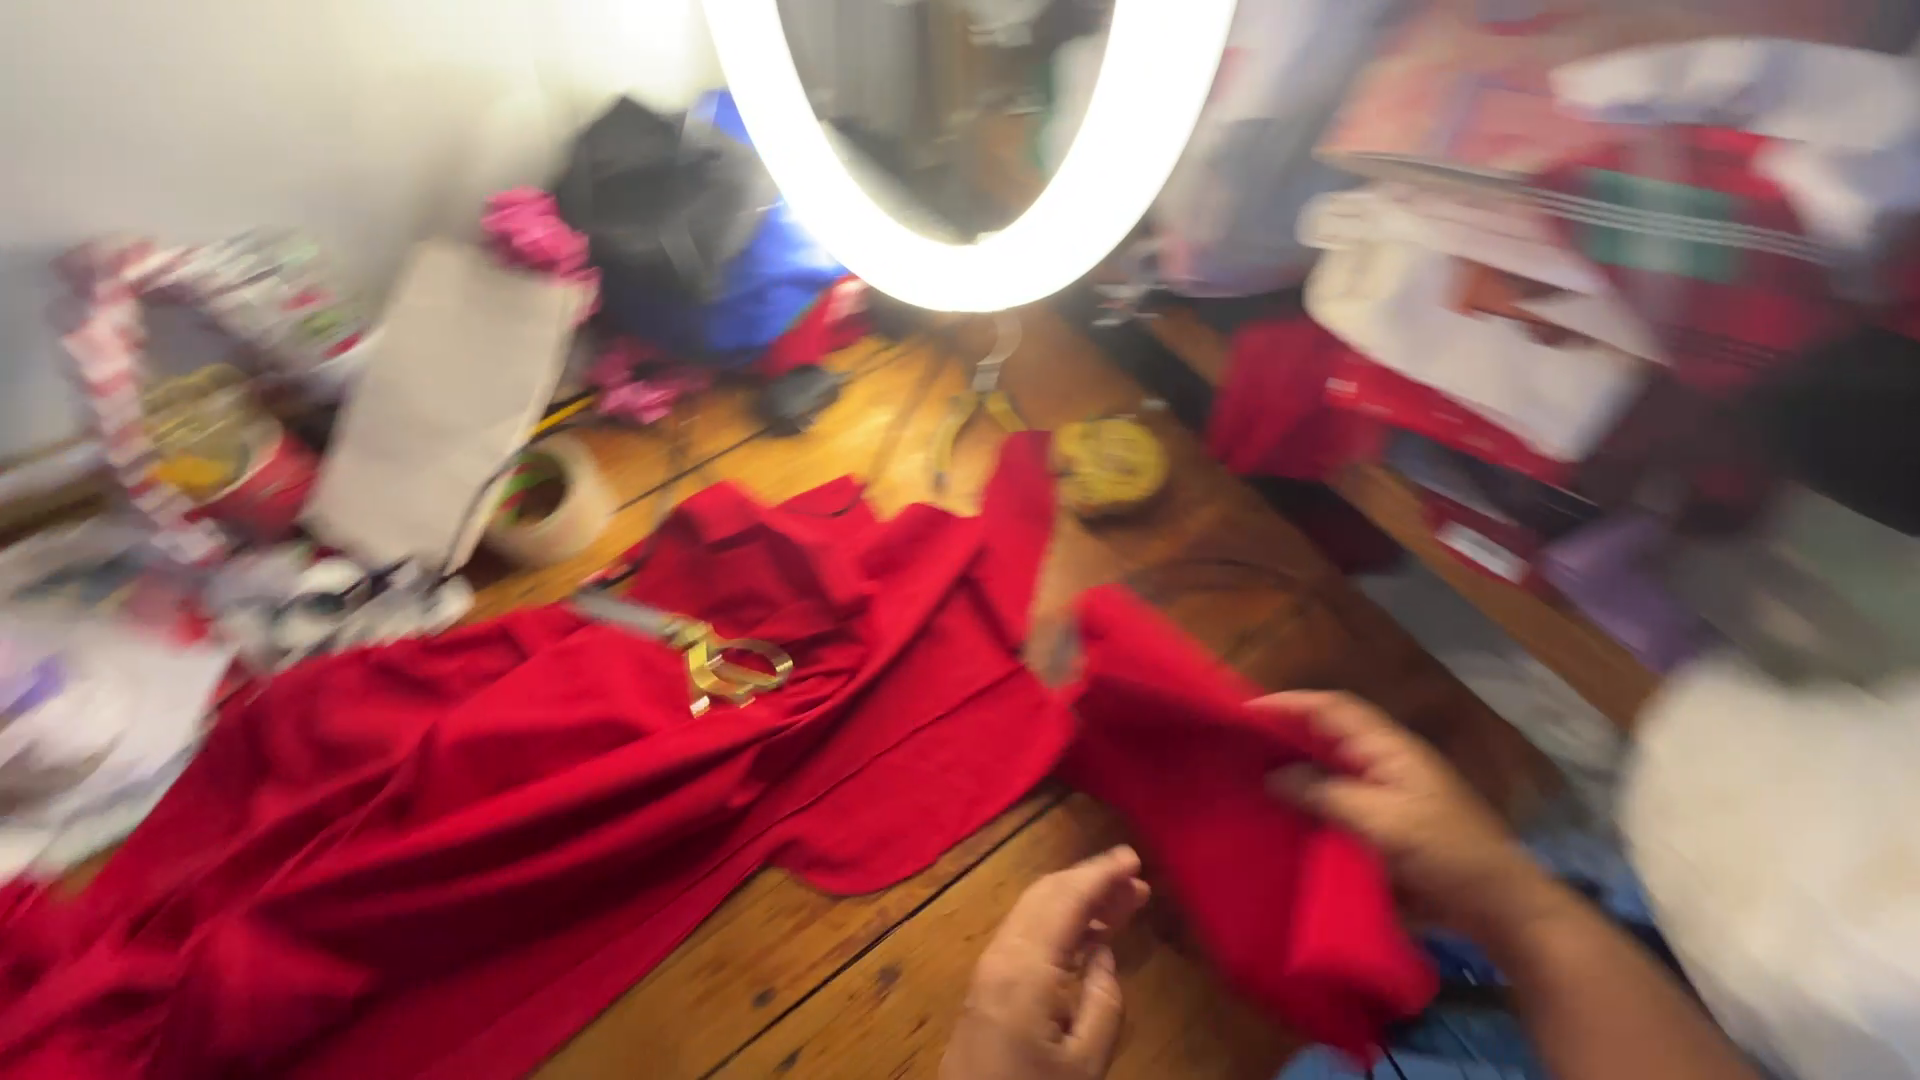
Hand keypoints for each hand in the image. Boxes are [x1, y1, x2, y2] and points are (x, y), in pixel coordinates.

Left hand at [940, 846, 1150, 1079]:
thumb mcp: (1085, 1064)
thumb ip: (1102, 1000)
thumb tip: (1101, 952)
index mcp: (1026, 967)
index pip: (1066, 899)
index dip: (1100, 874)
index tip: (1132, 858)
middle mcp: (1003, 953)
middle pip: (1047, 896)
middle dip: (1091, 880)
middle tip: (1134, 879)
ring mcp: (990, 966)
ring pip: (1035, 911)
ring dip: (1076, 898)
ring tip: (1121, 901)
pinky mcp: (987, 983)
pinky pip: (1026, 933)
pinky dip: (1059, 921)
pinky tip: (1087, 933)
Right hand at [1257, 691, 1556, 941]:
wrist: (1501, 910)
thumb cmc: (1446, 854)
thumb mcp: (1383, 821)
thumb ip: (1325, 794)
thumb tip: (1274, 776)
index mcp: (1389, 749)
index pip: (1333, 709)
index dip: (1290, 704)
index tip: (1245, 713)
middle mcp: (1384, 762)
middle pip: (1327, 735)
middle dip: (1284, 734)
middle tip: (1239, 744)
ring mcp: (1385, 794)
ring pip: (1328, 769)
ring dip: (1292, 769)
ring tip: (1249, 775)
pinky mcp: (1382, 827)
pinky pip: (1334, 803)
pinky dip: (1306, 802)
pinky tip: (1281, 815)